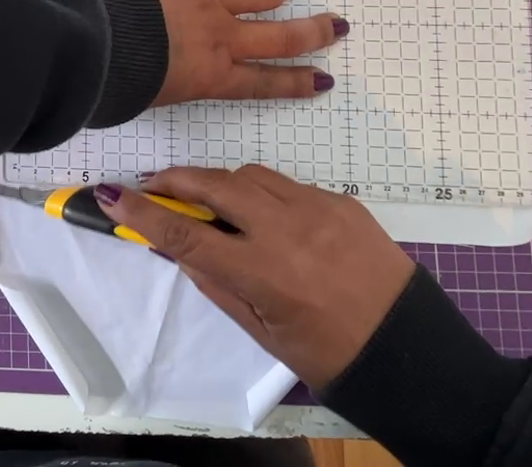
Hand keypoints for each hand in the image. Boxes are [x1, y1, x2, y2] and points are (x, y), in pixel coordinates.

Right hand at [95, 165, 415, 386]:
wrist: (420, 356)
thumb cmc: (333, 358)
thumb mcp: (265, 333)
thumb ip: (216, 283)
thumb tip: (178, 247)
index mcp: (266, 272)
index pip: (187, 233)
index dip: (144, 213)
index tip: (111, 195)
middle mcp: (289, 229)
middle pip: (215, 183)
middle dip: (177, 180)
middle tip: (155, 185)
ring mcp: (319, 208)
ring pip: (249, 174)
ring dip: (221, 183)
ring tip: (214, 204)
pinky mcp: (343, 201)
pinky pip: (288, 185)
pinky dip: (265, 194)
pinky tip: (270, 220)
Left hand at [125, 0, 345, 107]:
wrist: (91, 34)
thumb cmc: (110, 77)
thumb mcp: (144, 98)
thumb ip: (166, 86)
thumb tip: (165, 79)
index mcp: (210, 77)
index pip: (264, 81)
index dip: (296, 81)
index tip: (322, 78)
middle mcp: (221, 37)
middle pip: (280, 36)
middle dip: (313, 33)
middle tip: (335, 25)